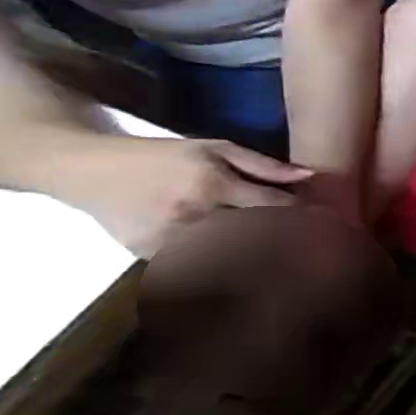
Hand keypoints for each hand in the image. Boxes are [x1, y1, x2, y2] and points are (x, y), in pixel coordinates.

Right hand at [50, 133, 312, 257]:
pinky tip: (246, 266)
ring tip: (296, 261)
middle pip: (257, 235)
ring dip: (262, 257)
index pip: (275, 207)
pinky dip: (223, 265)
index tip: (333, 223)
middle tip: (323, 247)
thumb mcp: (214, 148)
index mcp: (212, 185)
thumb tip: (311, 175)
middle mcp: (190, 213)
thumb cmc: (160, 156)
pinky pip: (195, 263)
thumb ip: (264, 165)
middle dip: (292, 241)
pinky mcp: (145, 252)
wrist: (82, 169)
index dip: (307, 217)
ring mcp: (165, 236)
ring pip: (229, 255)